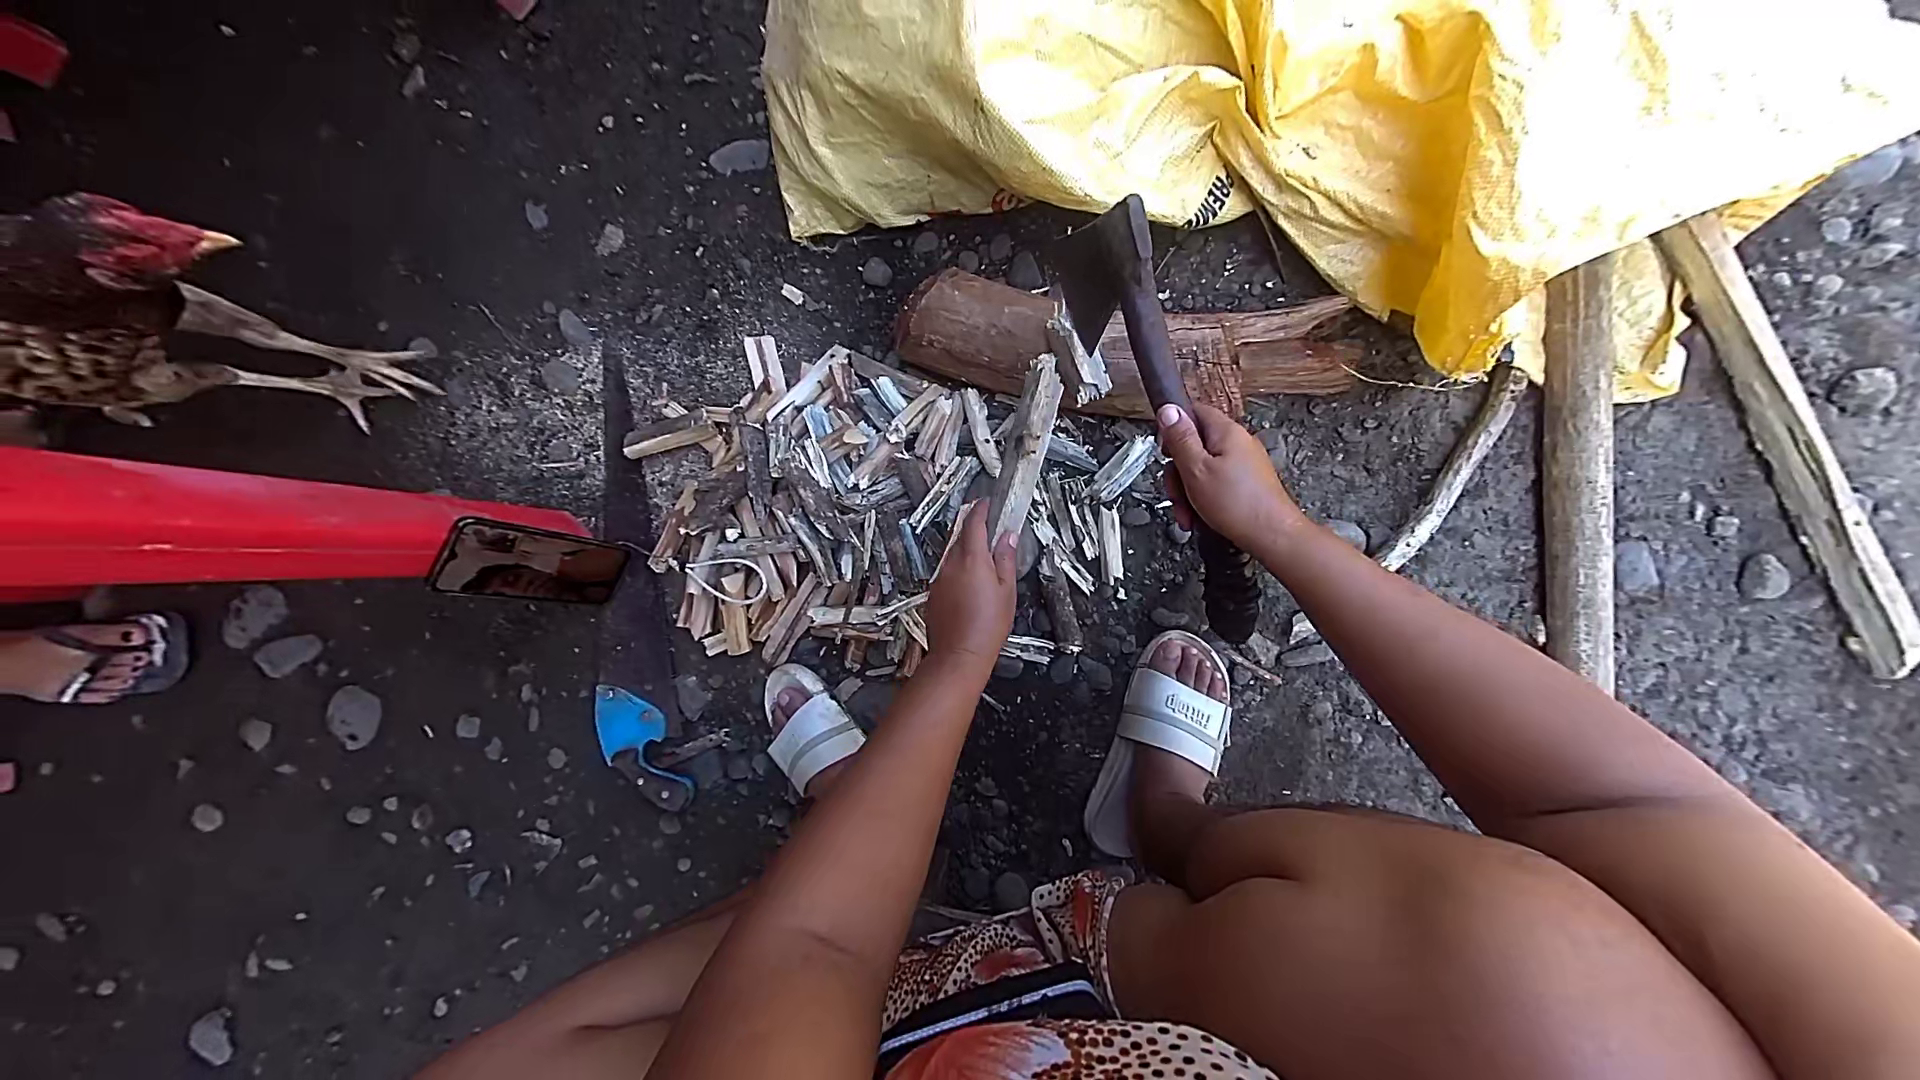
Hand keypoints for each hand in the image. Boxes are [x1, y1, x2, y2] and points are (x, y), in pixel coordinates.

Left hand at [925, 500, 1016, 664]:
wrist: (960, 654)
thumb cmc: (986, 628)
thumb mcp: (1007, 590)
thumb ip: (1006, 559)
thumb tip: (1008, 538)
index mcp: (972, 559)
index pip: (974, 522)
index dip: (981, 509)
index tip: (987, 504)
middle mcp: (951, 565)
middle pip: (961, 536)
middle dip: (974, 529)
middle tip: (991, 529)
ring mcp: (940, 579)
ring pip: (953, 555)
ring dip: (967, 551)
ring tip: (985, 562)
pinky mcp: (934, 592)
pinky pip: (947, 573)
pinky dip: (959, 570)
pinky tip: (971, 585)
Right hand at [1157, 402, 1304, 551]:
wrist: (1271, 536)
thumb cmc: (1238, 505)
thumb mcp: (1195, 469)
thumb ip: (1180, 438)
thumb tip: (1168, 410)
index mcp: (1226, 432)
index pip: (1193, 413)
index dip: (1173, 430)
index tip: (1165, 451)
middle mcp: (1237, 444)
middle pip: (1193, 447)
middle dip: (1178, 473)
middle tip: (1178, 491)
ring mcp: (1242, 464)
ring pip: (1201, 469)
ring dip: (1187, 491)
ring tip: (1189, 511)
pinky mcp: (1245, 483)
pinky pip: (1214, 484)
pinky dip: (1202, 499)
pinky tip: (1200, 516)